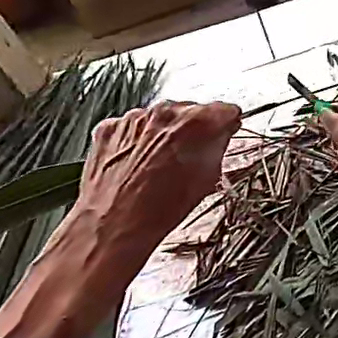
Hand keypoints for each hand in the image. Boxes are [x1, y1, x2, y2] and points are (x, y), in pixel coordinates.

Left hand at [0, 100, 239, 337]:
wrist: (112, 227)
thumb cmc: (158, 210)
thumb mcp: (207, 180)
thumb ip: (218, 148)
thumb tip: (221, 135)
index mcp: (197, 122)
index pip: (225, 109)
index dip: (227, 124)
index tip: (224, 133)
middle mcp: (165, 113)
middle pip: (191, 110)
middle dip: (195, 129)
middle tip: (192, 157)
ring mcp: (134, 119)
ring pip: (160, 118)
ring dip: (164, 135)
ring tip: (161, 166)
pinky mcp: (110, 128)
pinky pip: (133, 127)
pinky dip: (137, 140)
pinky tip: (139, 165)